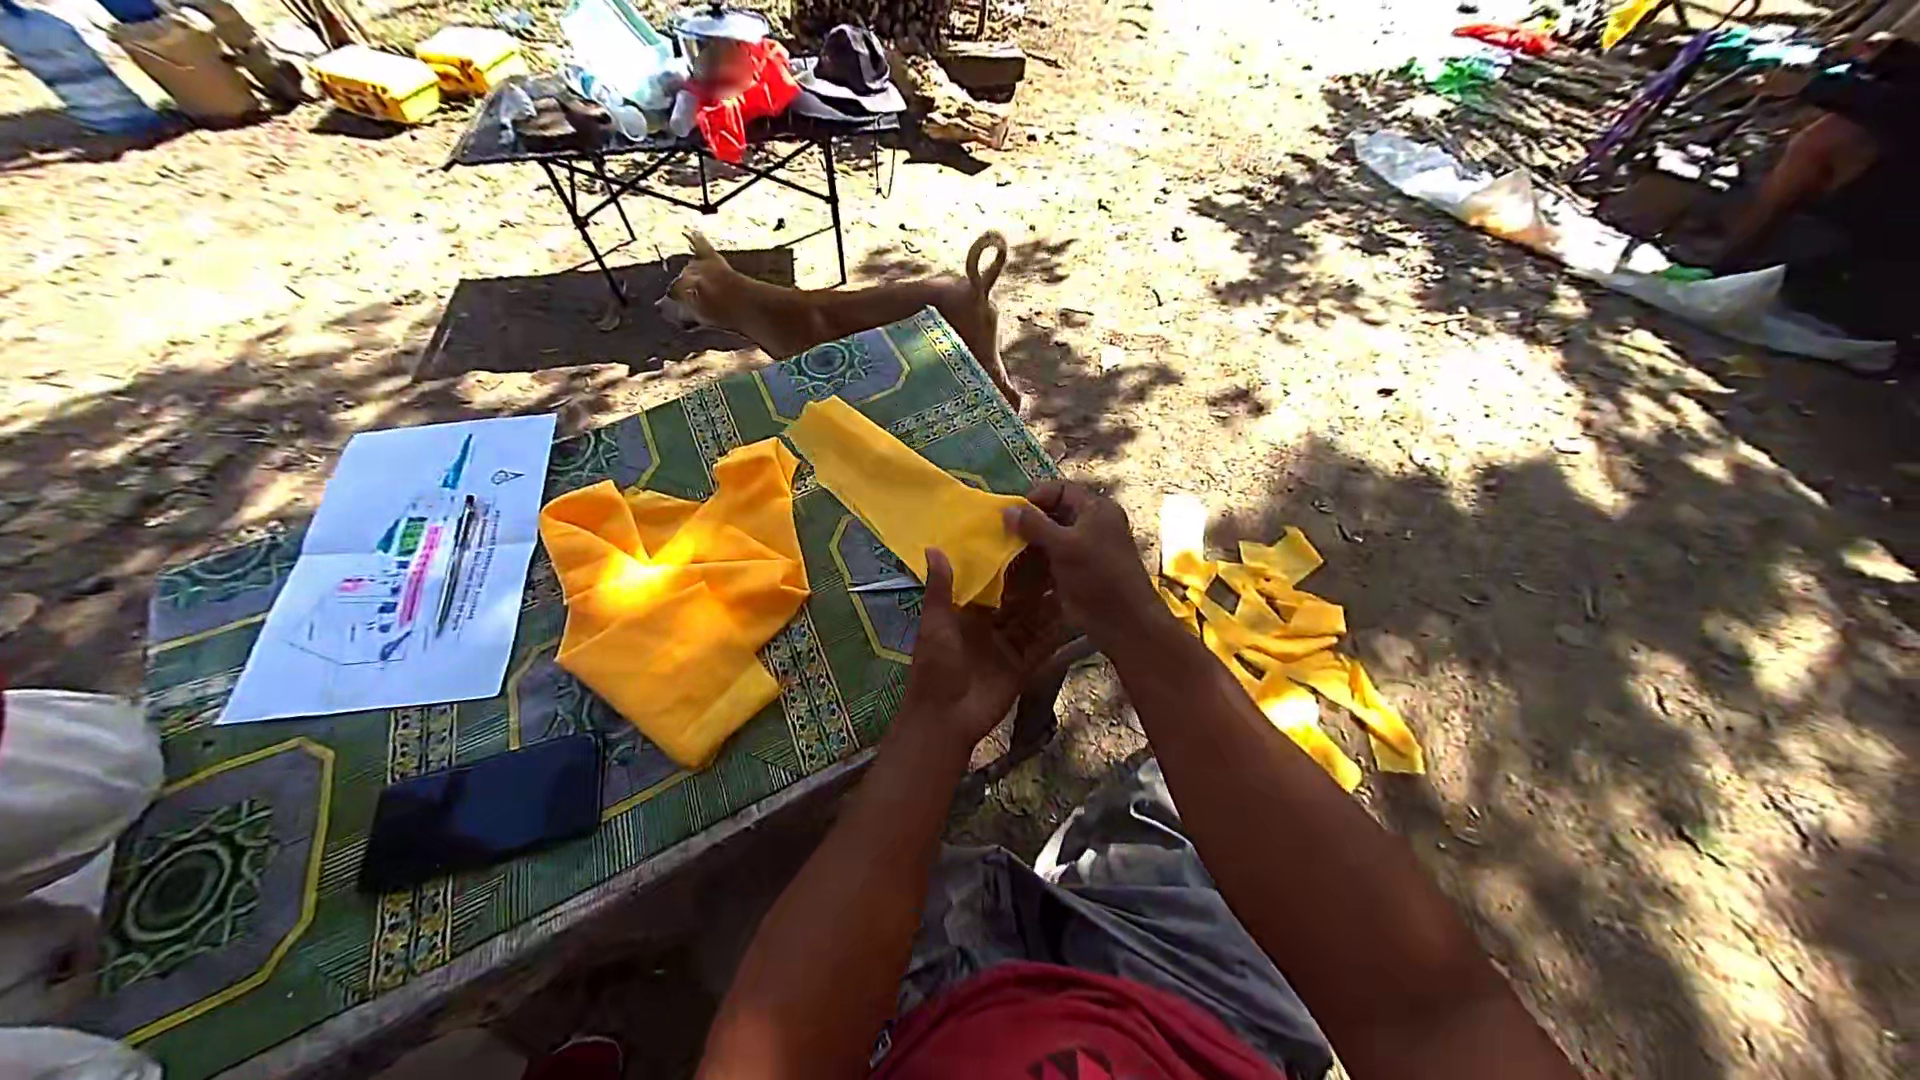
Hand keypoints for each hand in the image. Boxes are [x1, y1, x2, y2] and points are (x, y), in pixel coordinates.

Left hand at [901, 548, 1066, 752]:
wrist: (945, 719)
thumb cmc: (935, 667)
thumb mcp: (935, 624)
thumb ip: (940, 588)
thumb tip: (932, 545)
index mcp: (965, 614)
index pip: (988, 584)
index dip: (1004, 565)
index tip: (1022, 538)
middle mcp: (989, 626)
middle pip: (1014, 600)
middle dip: (1031, 581)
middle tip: (1055, 552)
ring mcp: (1007, 646)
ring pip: (1031, 619)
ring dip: (1047, 602)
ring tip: (1071, 575)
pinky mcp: (1022, 666)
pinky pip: (1042, 645)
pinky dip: (1056, 631)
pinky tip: (1075, 611)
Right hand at [1003, 481, 1164, 648]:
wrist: (1122, 620)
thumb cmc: (1098, 574)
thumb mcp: (1065, 545)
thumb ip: (1035, 525)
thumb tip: (1008, 509)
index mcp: (1095, 510)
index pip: (1061, 490)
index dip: (1037, 497)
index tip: (1013, 513)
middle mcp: (1090, 525)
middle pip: (1053, 514)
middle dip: (1028, 524)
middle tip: (1004, 534)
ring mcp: (1083, 549)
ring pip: (1049, 539)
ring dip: (1027, 546)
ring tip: (1005, 554)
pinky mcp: (1075, 571)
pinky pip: (1050, 560)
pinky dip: (1034, 565)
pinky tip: (1015, 573)